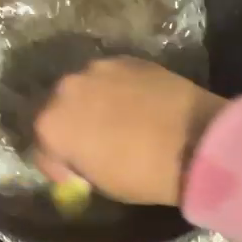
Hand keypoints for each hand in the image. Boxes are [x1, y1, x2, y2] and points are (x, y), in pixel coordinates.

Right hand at [33, 58, 229, 206]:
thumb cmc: (142, 174)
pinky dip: (115, 92)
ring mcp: (97, 68)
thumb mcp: (98, 182)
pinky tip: (134, 107)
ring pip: (83, 90)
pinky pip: (110, 78)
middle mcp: (65, 89)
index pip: (41, 148)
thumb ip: (77, 162)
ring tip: (115, 123)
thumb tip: (81, 155)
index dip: (58, 165)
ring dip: (91, 105)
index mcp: (50, 125)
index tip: (76, 176)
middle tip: (91, 145)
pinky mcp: (128, 59)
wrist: (199, 142)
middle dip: (70, 128)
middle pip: (56, 110)